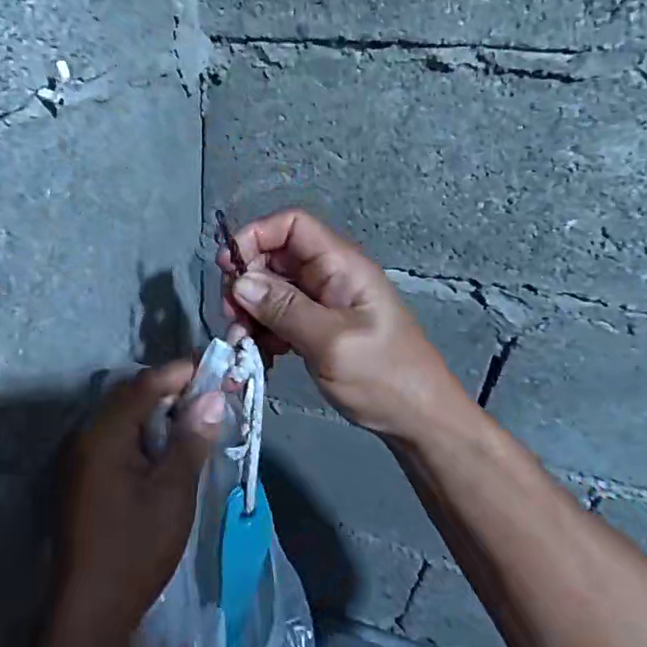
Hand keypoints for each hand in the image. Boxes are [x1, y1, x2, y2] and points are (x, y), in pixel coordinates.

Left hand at [56, 361, 223, 633]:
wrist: (90, 608)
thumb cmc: (136, 547)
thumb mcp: (173, 492)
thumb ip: (191, 440)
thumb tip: (212, 397)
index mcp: (103, 434)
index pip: (144, 385)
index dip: (180, 373)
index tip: (215, 369)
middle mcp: (83, 437)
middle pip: (129, 398)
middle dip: (169, 392)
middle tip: (209, 397)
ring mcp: (76, 459)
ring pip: (121, 419)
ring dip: (155, 415)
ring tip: (192, 421)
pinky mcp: (79, 479)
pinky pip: (112, 441)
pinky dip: (140, 436)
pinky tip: (163, 452)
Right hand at [218, 208, 467, 440]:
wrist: (419, 421)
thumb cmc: (384, 377)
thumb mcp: (331, 342)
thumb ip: (284, 309)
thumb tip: (239, 282)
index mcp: (341, 266)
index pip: (292, 225)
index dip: (256, 235)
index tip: (228, 268)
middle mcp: (329, 277)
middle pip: (273, 258)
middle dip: (246, 283)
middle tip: (232, 319)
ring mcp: (322, 304)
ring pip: (270, 291)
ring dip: (249, 313)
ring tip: (243, 345)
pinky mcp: (316, 328)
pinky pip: (278, 318)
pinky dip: (263, 333)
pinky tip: (261, 356)